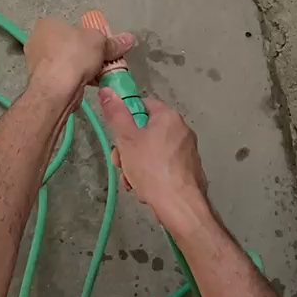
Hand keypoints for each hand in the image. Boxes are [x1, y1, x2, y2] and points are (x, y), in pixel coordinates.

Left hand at [23, 17, 135, 96]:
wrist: (56, 89)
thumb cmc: (74, 55)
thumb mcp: (100, 43)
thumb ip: (113, 42)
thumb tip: (129, 39)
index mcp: (47, 24)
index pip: (70, 26)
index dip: (87, 36)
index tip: (100, 46)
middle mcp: (37, 41)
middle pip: (69, 45)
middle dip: (86, 54)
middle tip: (103, 61)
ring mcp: (37, 63)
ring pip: (67, 63)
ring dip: (83, 68)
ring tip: (100, 74)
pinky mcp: (41, 81)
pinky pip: (63, 77)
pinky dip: (76, 79)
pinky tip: (90, 84)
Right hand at [97, 88, 209, 226]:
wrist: (179, 204)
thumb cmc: (151, 168)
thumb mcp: (126, 139)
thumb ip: (115, 114)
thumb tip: (107, 91)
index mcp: (169, 117)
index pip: (142, 105)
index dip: (126, 118)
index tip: (117, 135)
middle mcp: (182, 130)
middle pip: (146, 131)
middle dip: (128, 149)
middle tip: (121, 163)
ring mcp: (187, 151)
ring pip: (152, 152)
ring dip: (137, 165)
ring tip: (132, 181)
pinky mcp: (189, 170)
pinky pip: (163, 166)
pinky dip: (151, 175)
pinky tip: (144, 189)